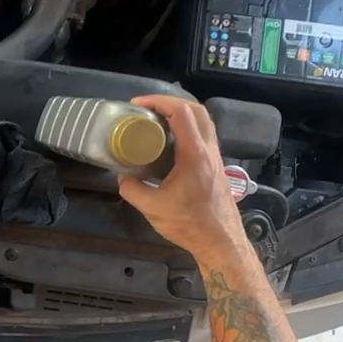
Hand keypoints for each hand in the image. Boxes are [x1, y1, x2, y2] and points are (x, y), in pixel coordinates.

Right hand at [117, 95, 249, 265]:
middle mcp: (208, 150)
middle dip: (170, 101)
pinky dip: (186, 127)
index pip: (181, 113)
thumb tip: (123, 177)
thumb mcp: (152, 207)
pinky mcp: (215, 165)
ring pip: (203, 121)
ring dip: (180, 113)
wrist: (220, 240)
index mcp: (194, 154)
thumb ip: (132, 189)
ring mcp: (215, 156)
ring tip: (156, 118)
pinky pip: (203, 134)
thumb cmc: (188, 223)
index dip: (159, 102)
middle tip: (146, 107)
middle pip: (196, 110)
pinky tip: (169, 138)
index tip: (137, 104)